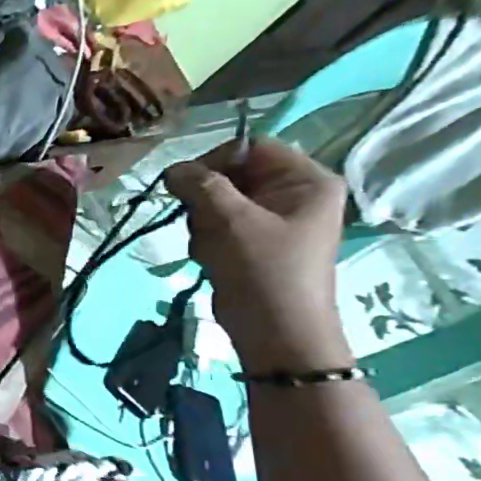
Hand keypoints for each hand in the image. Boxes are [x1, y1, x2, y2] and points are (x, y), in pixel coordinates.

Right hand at [163, 138, 353, 372]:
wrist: (276, 334)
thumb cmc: (263, 272)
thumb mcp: (231, 221)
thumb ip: (202, 186)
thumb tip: (173, 169)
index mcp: (306, 180)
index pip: (252, 147)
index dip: (215, 160)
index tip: (185, 185)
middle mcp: (294, 194)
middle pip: (233, 175)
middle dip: (207, 199)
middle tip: (202, 224)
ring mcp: (274, 221)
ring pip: (220, 202)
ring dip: (203, 223)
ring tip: (210, 248)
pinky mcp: (254, 244)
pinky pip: (220, 225)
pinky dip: (208, 239)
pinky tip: (212, 259)